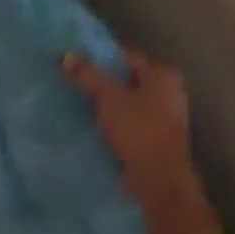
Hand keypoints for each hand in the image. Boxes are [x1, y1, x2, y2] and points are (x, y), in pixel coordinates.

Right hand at [64, 47, 196, 204]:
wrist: (158, 178)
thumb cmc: (138, 130)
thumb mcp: (109, 98)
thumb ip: (88, 76)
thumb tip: (66, 56)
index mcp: (163, 75)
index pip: (126, 55)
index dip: (100, 57)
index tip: (75, 62)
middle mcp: (169, 91)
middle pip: (128, 79)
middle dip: (102, 81)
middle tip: (73, 81)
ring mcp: (164, 116)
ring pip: (128, 101)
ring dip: (107, 103)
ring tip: (78, 102)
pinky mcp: (155, 137)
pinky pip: (129, 121)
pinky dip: (114, 120)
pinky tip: (94, 124)